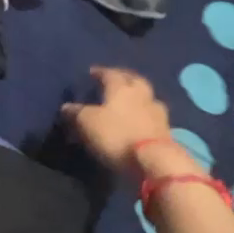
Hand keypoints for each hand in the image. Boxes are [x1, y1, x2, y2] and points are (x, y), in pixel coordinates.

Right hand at [61, 66, 198, 180]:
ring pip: (147, 97)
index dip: (100, 72)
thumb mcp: (87, 123)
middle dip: (124, 78)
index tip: (92, 72)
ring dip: (138, 96)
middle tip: (115, 79)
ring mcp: (157, 112)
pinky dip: (145, 114)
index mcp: (121, 88)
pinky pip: (153, 115)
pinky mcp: (166, 130)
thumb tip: (67, 106)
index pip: (110, 74)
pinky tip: (140, 119)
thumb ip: (77, 112)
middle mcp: (141, 95)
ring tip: (129, 100)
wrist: (154, 160)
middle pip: (134, 80)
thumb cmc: (116, 135)